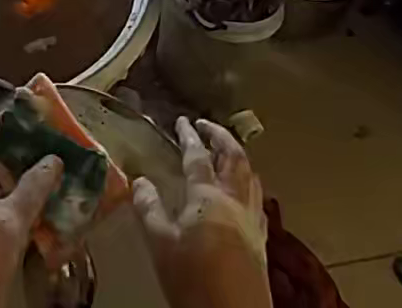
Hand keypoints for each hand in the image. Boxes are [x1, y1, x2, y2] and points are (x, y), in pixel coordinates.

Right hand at [133, 118, 272, 307]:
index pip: (197, 156)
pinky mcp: (261, 237)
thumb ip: (150, 210)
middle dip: (220, 135)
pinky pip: (258, 197)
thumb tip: (139, 180)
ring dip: (237, 154)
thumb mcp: (161, 246)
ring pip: (249, 173)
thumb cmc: (194, 280)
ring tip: (226, 148)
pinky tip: (245, 189)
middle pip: (232, 156)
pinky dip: (250, 182)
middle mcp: (233, 198)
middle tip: (206, 124)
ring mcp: (251, 217)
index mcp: (207, 195)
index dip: (188, 135)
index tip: (182, 120)